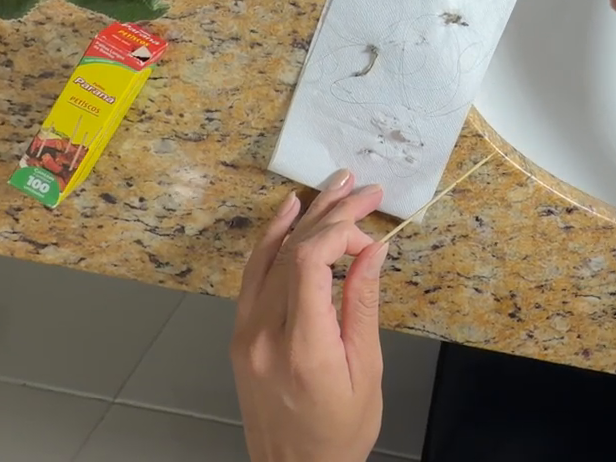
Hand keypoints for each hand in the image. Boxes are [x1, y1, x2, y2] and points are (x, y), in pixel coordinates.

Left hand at [232, 169, 387, 461]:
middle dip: (334, 213)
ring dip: (307, 214)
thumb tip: (373, 249)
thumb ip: (364, 303)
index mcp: (301, 346)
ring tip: (336, 185)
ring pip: (272, 254)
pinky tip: (290, 210)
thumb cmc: (340, 430)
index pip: (308, 260)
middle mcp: (264, 334)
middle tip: (366, 191)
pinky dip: (273, 237)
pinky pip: (254, 273)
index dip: (340, 231)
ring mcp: (245, 332)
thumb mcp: (366, 369)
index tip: (370, 235)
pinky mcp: (241, 333)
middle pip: (293, 249)